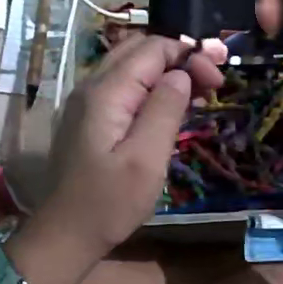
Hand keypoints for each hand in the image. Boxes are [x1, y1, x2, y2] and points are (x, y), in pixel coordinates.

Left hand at [17, 34, 226, 283]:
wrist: (65, 234)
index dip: (189, 55)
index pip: (153, 49)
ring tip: (198, 94)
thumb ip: (164, 110)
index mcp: (106, 92)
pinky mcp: (89, 118)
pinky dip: (151, 87)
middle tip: (211, 83)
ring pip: (131, 66)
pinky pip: (123, 86)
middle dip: (180, 58)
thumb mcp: (145, 159)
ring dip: (166, 71)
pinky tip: (170, 108)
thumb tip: (182, 73)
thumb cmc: (108, 203)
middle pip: (140, 50)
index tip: (217, 81)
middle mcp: (92, 86)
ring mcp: (86, 102)